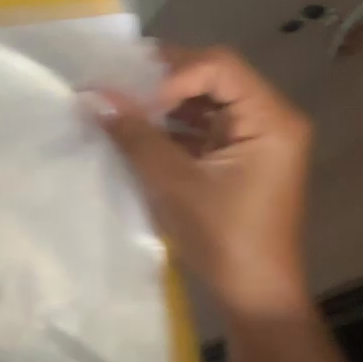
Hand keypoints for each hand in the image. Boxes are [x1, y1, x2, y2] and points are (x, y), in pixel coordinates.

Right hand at [85, 45, 312, 315]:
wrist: (255, 295)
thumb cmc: (223, 237)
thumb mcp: (173, 183)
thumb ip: (134, 134)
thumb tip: (92, 95)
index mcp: (270, 119)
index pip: (219, 66)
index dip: (172, 75)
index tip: (136, 103)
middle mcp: (270, 118)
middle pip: (214, 75)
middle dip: (163, 80)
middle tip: (116, 88)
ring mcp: (256, 137)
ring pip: (205, 98)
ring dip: (163, 101)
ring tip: (120, 107)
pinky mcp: (239, 156)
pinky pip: (203, 124)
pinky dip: (171, 123)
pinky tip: (138, 131)